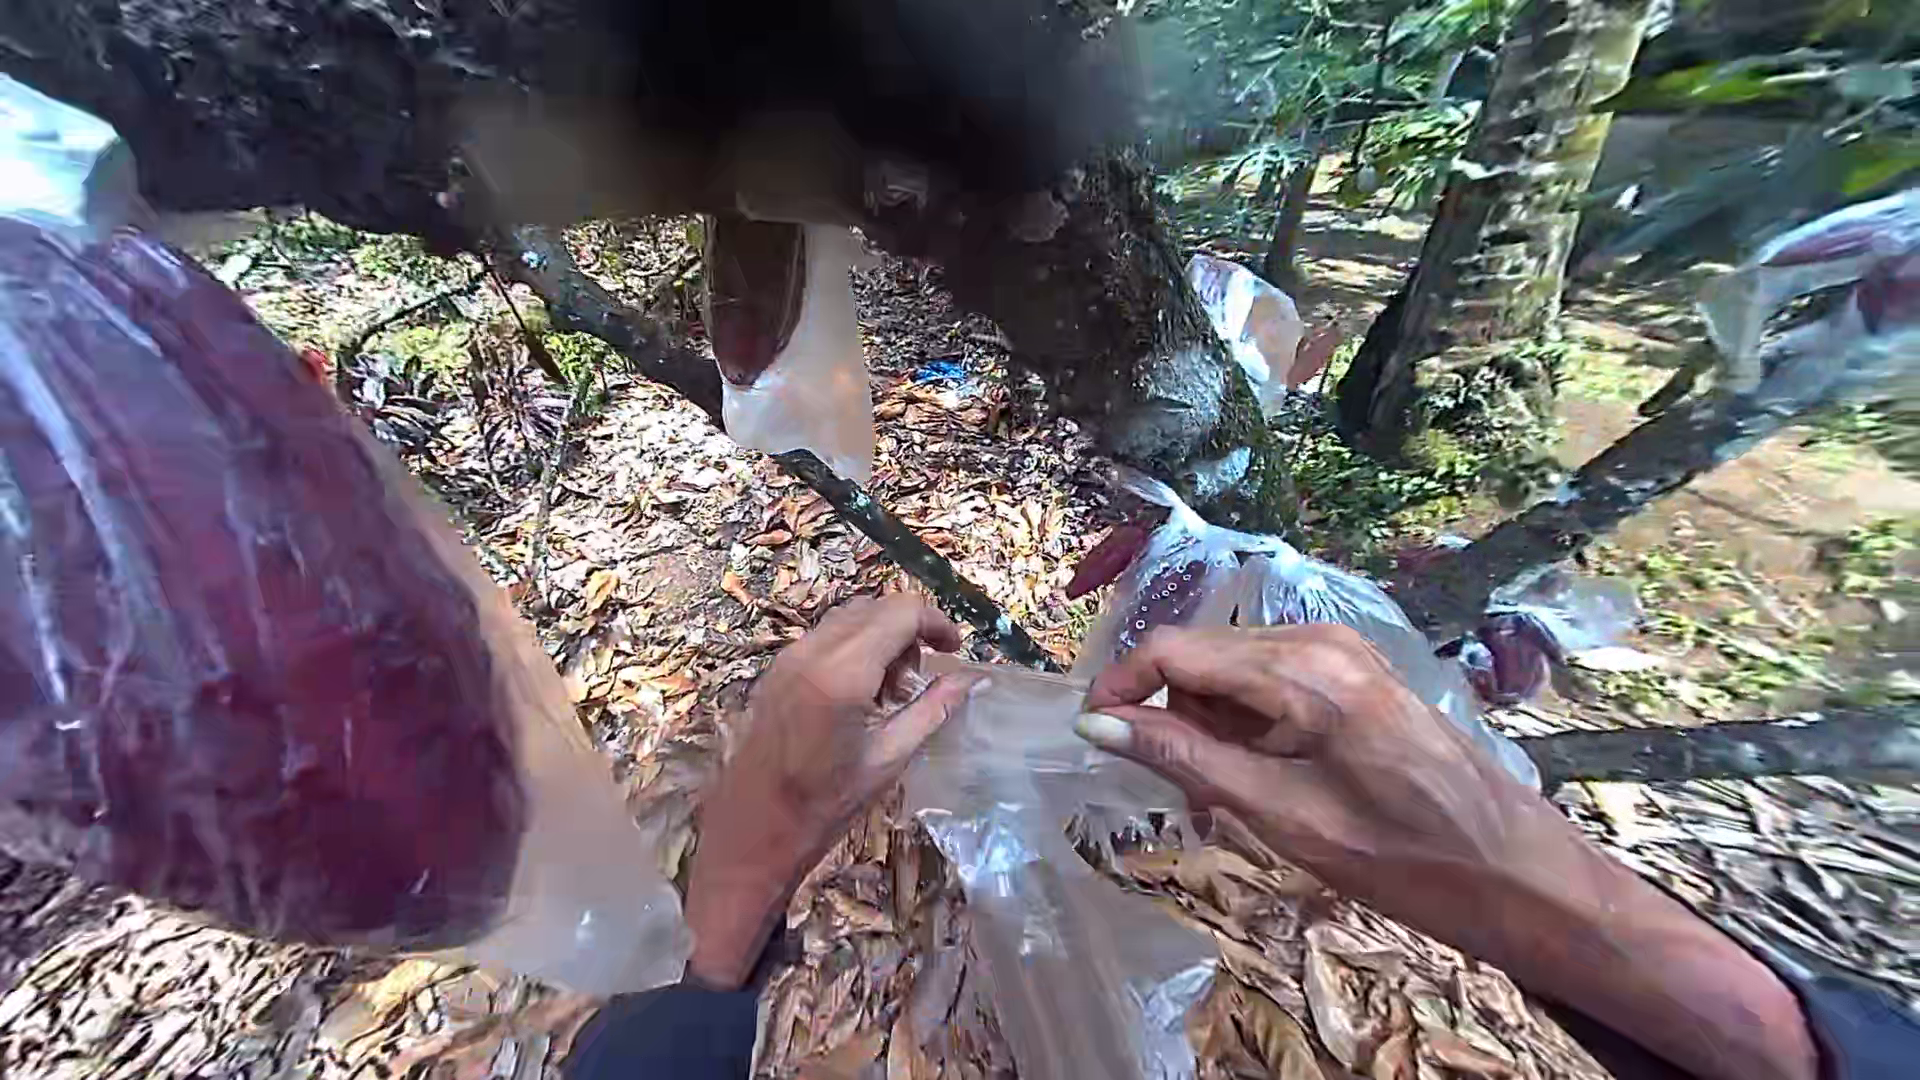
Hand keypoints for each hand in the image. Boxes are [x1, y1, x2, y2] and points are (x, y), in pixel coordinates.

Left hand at [684, 593, 982, 988]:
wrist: (749, 834)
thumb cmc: (824, 806)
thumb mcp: (889, 758)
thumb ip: (934, 709)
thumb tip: (971, 679)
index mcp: (843, 673)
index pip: (901, 612)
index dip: (936, 622)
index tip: (953, 649)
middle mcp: (812, 651)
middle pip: (877, 606)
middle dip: (910, 630)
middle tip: (918, 679)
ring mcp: (789, 655)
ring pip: (851, 616)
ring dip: (882, 635)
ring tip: (889, 689)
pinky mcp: (777, 667)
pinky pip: (827, 634)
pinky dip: (856, 645)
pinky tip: (858, 691)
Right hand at [1078, 625, 1816, 1079]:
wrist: (1530, 880)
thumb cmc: (1404, 861)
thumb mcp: (1278, 814)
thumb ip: (1181, 758)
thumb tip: (1096, 724)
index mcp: (1299, 669)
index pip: (1172, 650)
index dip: (1120, 684)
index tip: (1093, 728)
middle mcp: (1311, 637)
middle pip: (1195, 654)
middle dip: (1166, 712)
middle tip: (1173, 785)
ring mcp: (1330, 646)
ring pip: (1222, 666)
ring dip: (1202, 721)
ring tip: (1221, 789)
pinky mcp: (1341, 664)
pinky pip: (1257, 675)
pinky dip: (1237, 718)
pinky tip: (1254, 766)